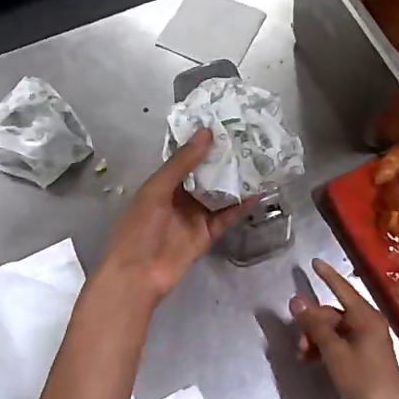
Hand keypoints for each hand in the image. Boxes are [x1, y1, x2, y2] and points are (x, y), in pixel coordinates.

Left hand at [96, 133, 247, 302]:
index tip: (225, 123)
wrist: (138, 275)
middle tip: (249, 138)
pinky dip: (241, 206)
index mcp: (163, 183)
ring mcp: (195, 215)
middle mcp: (180, 196)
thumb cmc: (139, 227)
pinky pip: (227, 216)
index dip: (202, 142)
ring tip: (260, 160)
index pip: (186, 157)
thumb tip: (206, 132)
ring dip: (236, 180)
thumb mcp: (157, 189)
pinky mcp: (208, 234)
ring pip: (219, 193)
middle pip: (206, 174)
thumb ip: (182, 163)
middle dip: (224, 159)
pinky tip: (258, 192)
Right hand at [293, 259, 398, 398]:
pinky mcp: (364, 359)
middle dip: (312, 323)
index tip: (314, 262)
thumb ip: (315, 325)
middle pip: (333, 313)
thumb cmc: (363, 379)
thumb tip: (297, 301)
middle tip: (298, 341)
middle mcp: (368, 325)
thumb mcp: (334, 351)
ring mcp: (367, 342)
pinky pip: (339, 344)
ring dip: (316, 338)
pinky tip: (312, 361)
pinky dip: (324, 349)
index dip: (327, 275)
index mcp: (366, 318)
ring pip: (334, 330)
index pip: (343, 289)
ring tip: (302, 355)